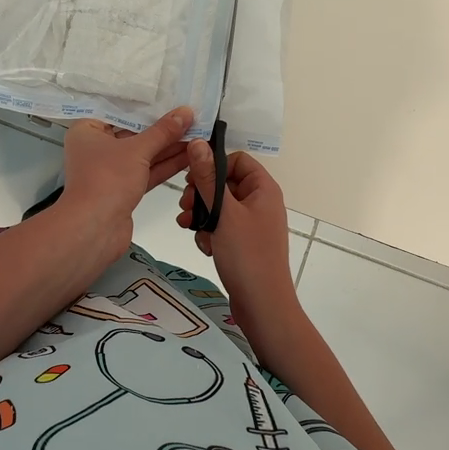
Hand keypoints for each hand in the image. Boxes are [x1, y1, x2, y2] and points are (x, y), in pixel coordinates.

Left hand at [51, 107, 193, 263]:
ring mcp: (111, 170)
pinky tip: (189, 155)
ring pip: (143, 153)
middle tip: (190, 116)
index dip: (146, 106)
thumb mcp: (137, 150)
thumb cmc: (107, 180)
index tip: (170, 97)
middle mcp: (97, 148)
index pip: (119, 111)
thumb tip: (186, 112)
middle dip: (162, 128)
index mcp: (88, 131)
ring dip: (168, 146)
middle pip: (134, 133)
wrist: (94, 230)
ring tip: (197, 133)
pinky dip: (165, 164)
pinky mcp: (124, 189)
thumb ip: (163, 132)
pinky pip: (147, 170)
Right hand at [177, 142, 299, 336]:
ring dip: (202, 215)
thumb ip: (208, 178)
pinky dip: (210, 232)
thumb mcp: (224, 214)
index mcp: (263, 189)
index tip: (193, 181)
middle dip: (202, 194)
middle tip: (185, 207)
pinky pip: (222, 226)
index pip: (236, 160)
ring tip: (187, 226)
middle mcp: (260, 202)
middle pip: (225, 183)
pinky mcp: (244, 243)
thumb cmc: (247, 256)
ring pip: (220, 206)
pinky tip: (203, 245)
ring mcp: (253, 224)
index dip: (213, 166)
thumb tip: (198, 143)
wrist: (263, 306)